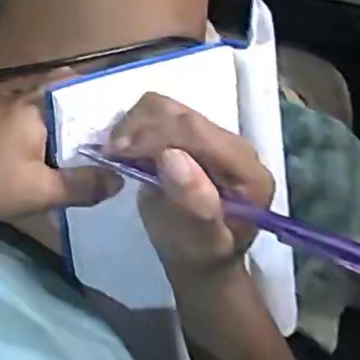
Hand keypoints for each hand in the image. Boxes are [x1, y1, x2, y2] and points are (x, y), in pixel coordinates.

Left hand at [0, 99, 120, 220]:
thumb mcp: (41, 191)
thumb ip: (82, 185)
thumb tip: (118, 179)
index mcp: (35, 105)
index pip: (76, 86)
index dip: (100, 96)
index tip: (124, 110)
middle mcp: (18, 94)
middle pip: (58, 90)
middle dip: (82, 105)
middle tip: (110, 127)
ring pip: (39, 99)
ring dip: (60, 112)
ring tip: (86, 136)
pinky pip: (23, 109)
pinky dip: (41, 120)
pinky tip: (49, 142)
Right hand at [107, 93, 274, 275]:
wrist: (196, 253)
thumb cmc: (198, 251)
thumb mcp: (199, 239)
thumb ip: (194, 202)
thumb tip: (172, 156)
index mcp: (247, 171)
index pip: (196, 132)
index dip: (154, 135)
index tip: (119, 152)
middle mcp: (234, 145)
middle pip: (177, 114)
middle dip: (138, 129)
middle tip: (112, 154)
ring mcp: (211, 134)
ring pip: (162, 106)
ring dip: (132, 125)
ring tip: (119, 153)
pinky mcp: (188, 130)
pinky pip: (154, 111)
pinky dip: (133, 125)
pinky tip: (126, 148)